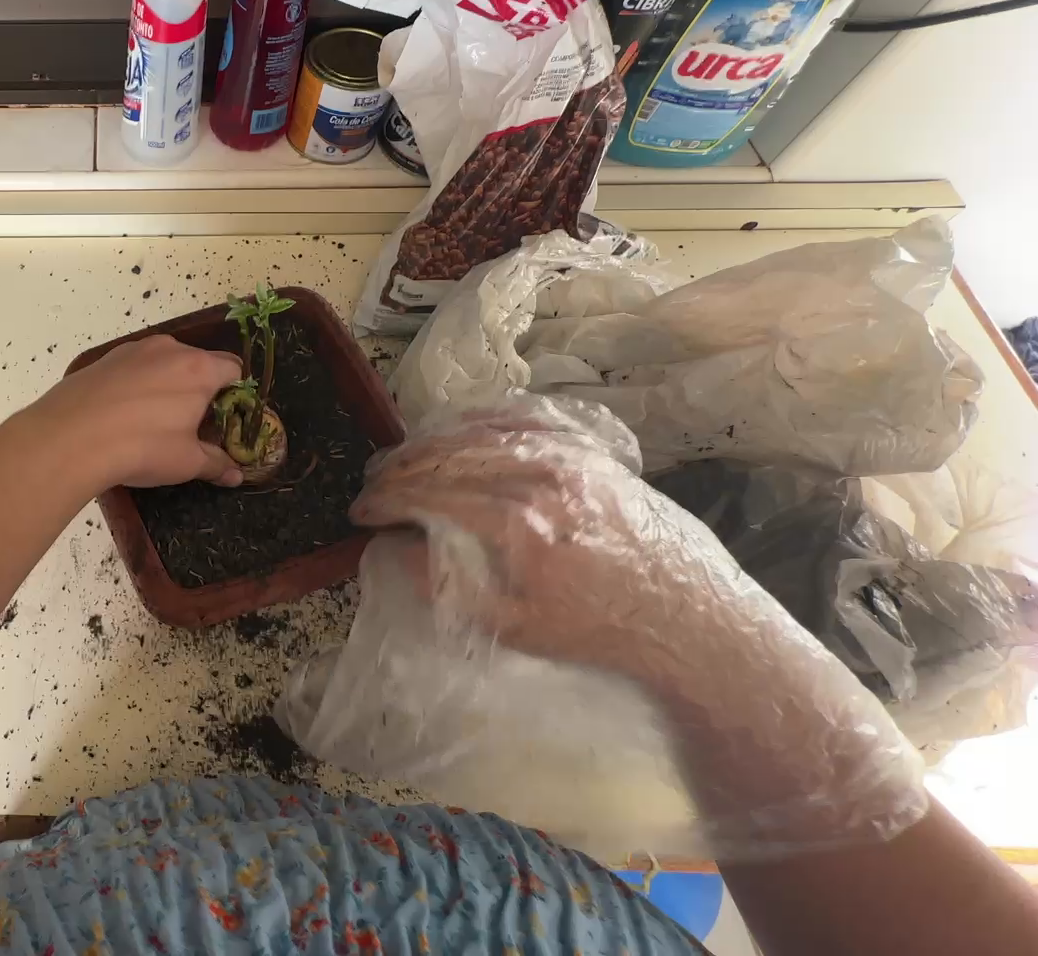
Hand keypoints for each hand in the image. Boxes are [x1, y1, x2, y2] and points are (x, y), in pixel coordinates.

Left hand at [16, 335, 244, 494]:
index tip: (224, 420)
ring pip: (162, 363)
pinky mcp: (103, 360)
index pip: (233, 369)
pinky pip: (132, 369)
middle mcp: (168, 350)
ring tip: (153, 421)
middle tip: (190, 425)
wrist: (69, 437)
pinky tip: (122, 415)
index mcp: (198, 369)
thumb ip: (215, 464)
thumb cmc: (141, 447)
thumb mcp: (185, 462)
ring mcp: (132, 351)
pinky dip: (136, 385)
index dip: (235, 393)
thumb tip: (237, 475)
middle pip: (197, 363)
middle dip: (199, 390)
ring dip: (166, 385)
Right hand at [347, 400, 791, 681]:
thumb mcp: (511, 627)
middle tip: (372, 488)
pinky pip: (519, 420)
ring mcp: (565, 456)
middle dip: (396, 472)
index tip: (360, 512)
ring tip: (401, 464)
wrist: (689, 616)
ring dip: (426, 447)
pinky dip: (476, 422)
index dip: (384, 501)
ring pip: (474, 434)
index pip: (427, 497)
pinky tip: (453, 433)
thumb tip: (397, 548)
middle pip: (443, 458)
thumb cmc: (593, 628)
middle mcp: (537, 477)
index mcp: (516, 523)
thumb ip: (446, 587)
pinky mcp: (586, 450)